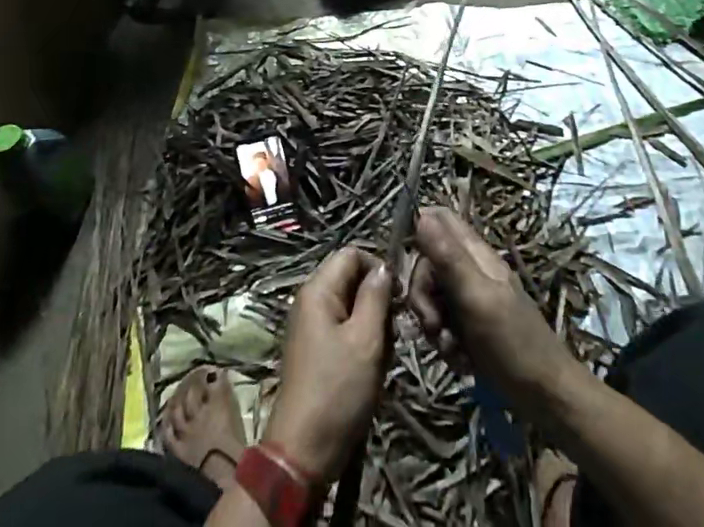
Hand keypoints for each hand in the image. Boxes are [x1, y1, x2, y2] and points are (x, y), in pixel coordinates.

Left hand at [264, 247, 390, 480]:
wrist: (305, 449)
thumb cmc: (338, 388)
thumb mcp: (366, 338)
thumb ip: (376, 296)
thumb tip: (385, 267)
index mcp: (317, 291)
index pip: (351, 254)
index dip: (378, 266)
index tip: (399, 294)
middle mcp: (311, 302)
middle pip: (352, 279)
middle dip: (379, 299)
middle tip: (395, 328)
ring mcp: (313, 326)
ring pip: (354, 307)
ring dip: (375, 324)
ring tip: (385, 352)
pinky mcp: (318, 349)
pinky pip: (347, 330)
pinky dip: (364, 342)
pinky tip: (373, 366)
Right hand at [408, 207, 576, 402]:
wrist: (545, 394)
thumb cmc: (513, 342)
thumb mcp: (476, 297)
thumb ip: (449, 257)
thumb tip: (421, 215)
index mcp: (476, 253)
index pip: (439, 219)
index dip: (419, 235)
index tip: (411, 268)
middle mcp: (472, 269)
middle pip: (428, 263)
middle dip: (422, 294)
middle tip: (433, 323)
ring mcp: (471, 297)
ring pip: (432, 295)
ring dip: (432, 324)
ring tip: (448, 348)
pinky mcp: (470, 325)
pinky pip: (442, 322)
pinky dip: (444, 341)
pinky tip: (458, 359)